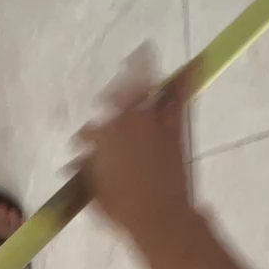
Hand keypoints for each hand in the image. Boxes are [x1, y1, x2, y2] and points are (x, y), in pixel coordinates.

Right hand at [73, 44, 198, 246]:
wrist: (162, 217)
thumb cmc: (122, 210)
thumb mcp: (94, 193)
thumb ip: (85, 171)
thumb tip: (75, 162)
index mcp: (103, 138)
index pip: (89, 131)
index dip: (83, 139)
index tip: (81, 146)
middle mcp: (126, 122)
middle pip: (115, 98)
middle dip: (108, 96)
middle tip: (105, 98)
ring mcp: (153, 121)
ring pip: (144, 88)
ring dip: (140, 70)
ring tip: (141, 51)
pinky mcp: (176, 127)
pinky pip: (181, 98)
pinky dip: (186, 80)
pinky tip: (193, 62)